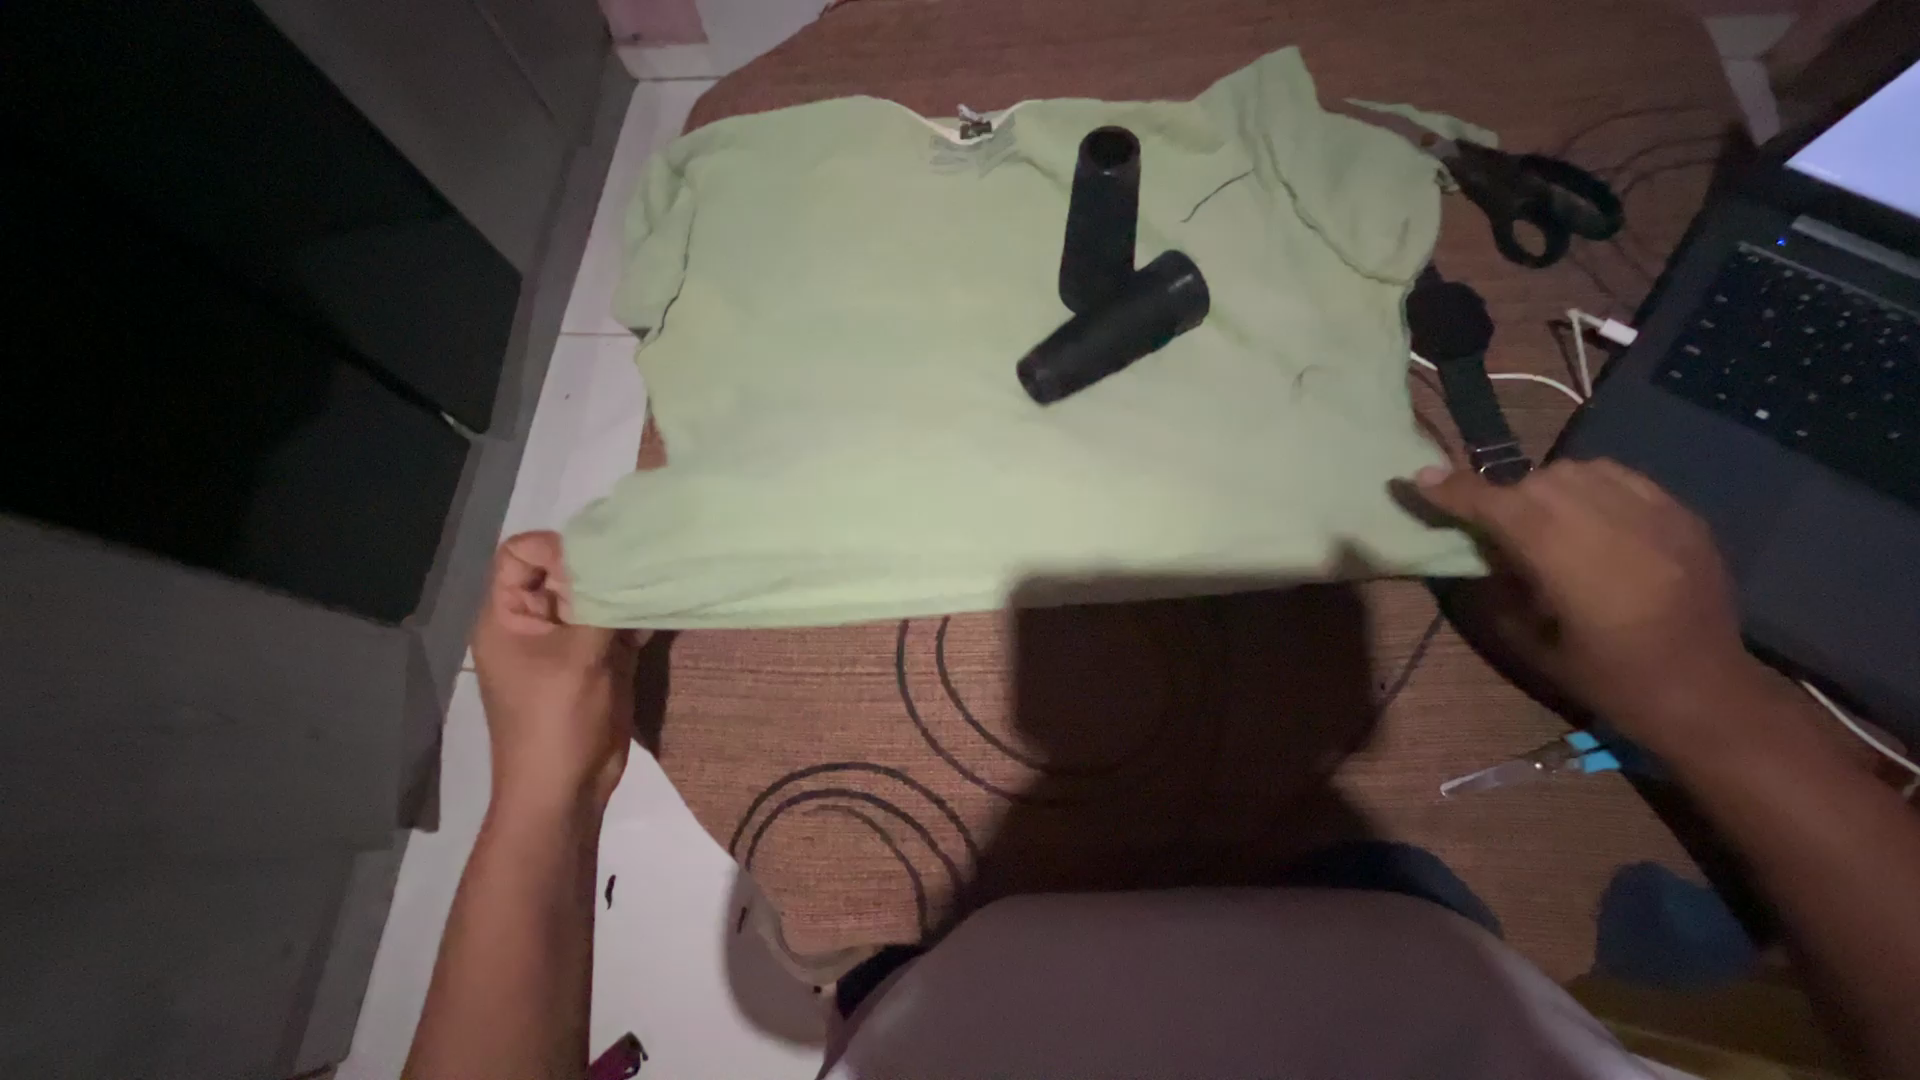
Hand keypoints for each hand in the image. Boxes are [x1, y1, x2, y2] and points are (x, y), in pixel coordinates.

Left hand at [470, 532, 643, 813]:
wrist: (566, 790)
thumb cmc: (557, 722)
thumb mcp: (578, 658)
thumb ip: (602, 604)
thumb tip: (630, 560)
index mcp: (508, 617)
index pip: (521, 554)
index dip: (557, 548)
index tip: (600, 561)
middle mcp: (536, 622)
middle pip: (565, 571)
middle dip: (603, 567)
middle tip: (642, 566)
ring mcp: (570, 642)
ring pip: (597, 597)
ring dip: (627, 591)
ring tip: (659, 583)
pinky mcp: (600, 659)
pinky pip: (619, 623)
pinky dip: (640, 615)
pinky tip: (664, 609)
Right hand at [1409, 458, 1773, 750]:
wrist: (1703, 688)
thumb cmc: (1605, 675)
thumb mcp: (1529, 641)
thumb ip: (1498, 588)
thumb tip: (1479, 551)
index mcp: (1565, 560)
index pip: (1497, 506)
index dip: (1455, 490)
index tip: (1421, 478)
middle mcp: (1608, 524)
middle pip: (1536, 482)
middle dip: (1503, 496)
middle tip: (1493, 524)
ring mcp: (1652, 514)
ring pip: (1578, 471)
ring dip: (1546, 486)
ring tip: (1543, 517)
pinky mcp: (1682, 515)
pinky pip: (1622, 478)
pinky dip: (1592, 486)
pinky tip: (1589, 515)